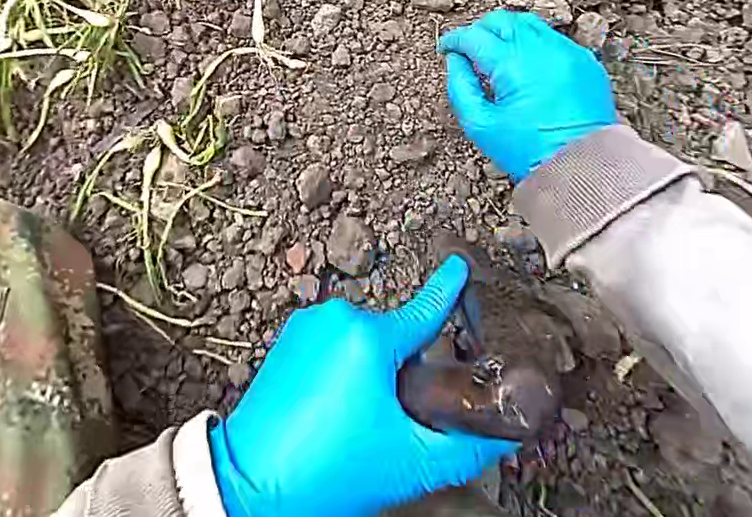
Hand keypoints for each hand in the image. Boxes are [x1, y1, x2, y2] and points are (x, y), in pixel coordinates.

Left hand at [208, 257, 517, 516]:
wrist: (247, 486)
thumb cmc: (327, 473)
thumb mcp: (407, 465)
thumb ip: (463, 448)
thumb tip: (504, 436)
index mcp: (372, 339)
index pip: (425, 309)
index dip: (447, 287)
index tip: (459, 264)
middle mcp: (343, 317)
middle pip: (394, 335)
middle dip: (400, 366)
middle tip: (386, 415)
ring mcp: (313, 322)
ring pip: (363, 337)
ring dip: (368, 364)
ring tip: (350, 414)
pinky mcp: (291, 335)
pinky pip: (333, 338)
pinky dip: (340, 361)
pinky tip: (329, 401)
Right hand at [436, 9, 618, 178]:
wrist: (585, 168)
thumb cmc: (531, 152)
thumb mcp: (481, 125)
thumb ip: (461, 87)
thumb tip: (455, 61)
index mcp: (512, 63)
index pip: (474, 36)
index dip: (454, 40)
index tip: (446, 49)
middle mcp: (541, 48)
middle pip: (501, 20)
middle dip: (480, 30)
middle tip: (469, 49)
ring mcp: (567, 51)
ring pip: (529, 24)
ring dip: (508, 32)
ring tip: (497, 54)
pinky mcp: (585, 60)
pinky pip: (553, 38)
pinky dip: (534, 43)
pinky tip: (527, 65)